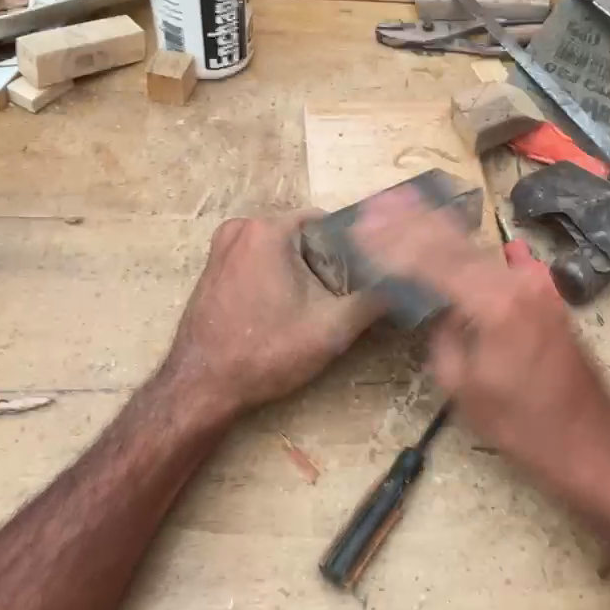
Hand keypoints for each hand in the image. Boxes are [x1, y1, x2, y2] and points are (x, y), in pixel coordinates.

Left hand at [163, 210, 383, 418]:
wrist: (203, 387)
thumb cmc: (267, 352)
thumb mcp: (333, 327)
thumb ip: (375, 299)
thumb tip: (406, 284)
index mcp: (268, 229)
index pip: (326, 221)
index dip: (351, 247)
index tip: (364, 276)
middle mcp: (240, 228)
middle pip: (303, 236)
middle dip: (325, 263)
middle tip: (342, 298)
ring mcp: (221, 249)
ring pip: (281, 251)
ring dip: (302, 273)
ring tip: (318, 308)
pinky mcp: (212, 271)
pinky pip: (259, 263)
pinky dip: (277, 279)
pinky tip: (286, 312)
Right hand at [353, 188, 609, 486]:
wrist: (591, 438)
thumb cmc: (524, 425)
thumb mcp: (465, 387)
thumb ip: (443, 336)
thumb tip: (437, 310)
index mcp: (491, 302)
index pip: (431, 260)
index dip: (395, 242)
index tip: (365, 225)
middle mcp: (515, 281)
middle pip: (454, 243)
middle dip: (414, 221)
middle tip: (380, 202)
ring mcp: (535, 284)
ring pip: (478, 248)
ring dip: (441, 228)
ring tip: (407, 204)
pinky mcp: (544, 294)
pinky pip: (503, 262)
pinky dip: (476, 249)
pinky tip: (458, 231)